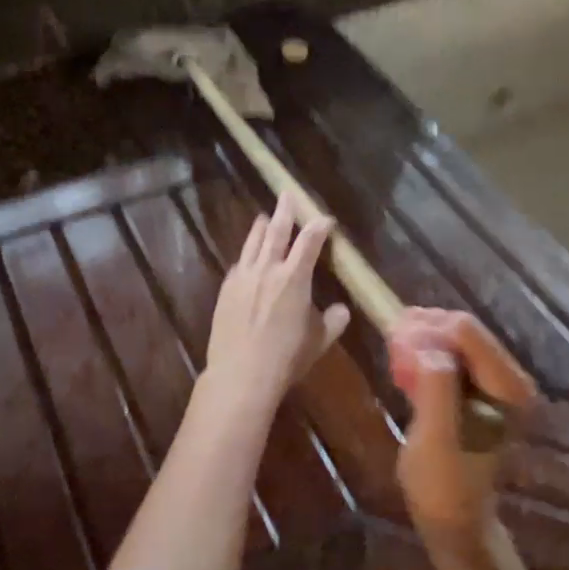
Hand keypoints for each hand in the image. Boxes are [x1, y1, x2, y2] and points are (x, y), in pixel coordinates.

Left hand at [204, 193, 351, 403]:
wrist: (240, 374)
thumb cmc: (286, 358)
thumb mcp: (319, 341)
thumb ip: (333, 322)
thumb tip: (342, 310)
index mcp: (294, 278)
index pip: (309, 241)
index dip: (319, 227)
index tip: (325, 219)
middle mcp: (267, 270)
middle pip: (276, 232)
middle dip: (284, 212)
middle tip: (287, 195)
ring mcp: (243, 278)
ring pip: (252, 244)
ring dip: (260, 228)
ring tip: (264, 218)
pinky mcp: (226, 290)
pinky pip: (239, 264)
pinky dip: (246, 256)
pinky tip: (247, 257)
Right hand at [387, 309, 538, 545]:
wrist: (454, 518)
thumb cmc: (442, 484)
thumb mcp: (435, 437)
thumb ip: (437, 387)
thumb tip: (428, 347)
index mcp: (507, 388)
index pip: (466, 331)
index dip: (427, 329)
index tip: (394, 345)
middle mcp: (511, 379)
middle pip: (463, 328)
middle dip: (424, 330)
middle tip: (391, 348)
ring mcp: (498, 383)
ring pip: (455, 337)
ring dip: (422, 339)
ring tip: (396, 357)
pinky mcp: (481, 389)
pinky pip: (452, 354)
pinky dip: (426, 353)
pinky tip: (406, 368)